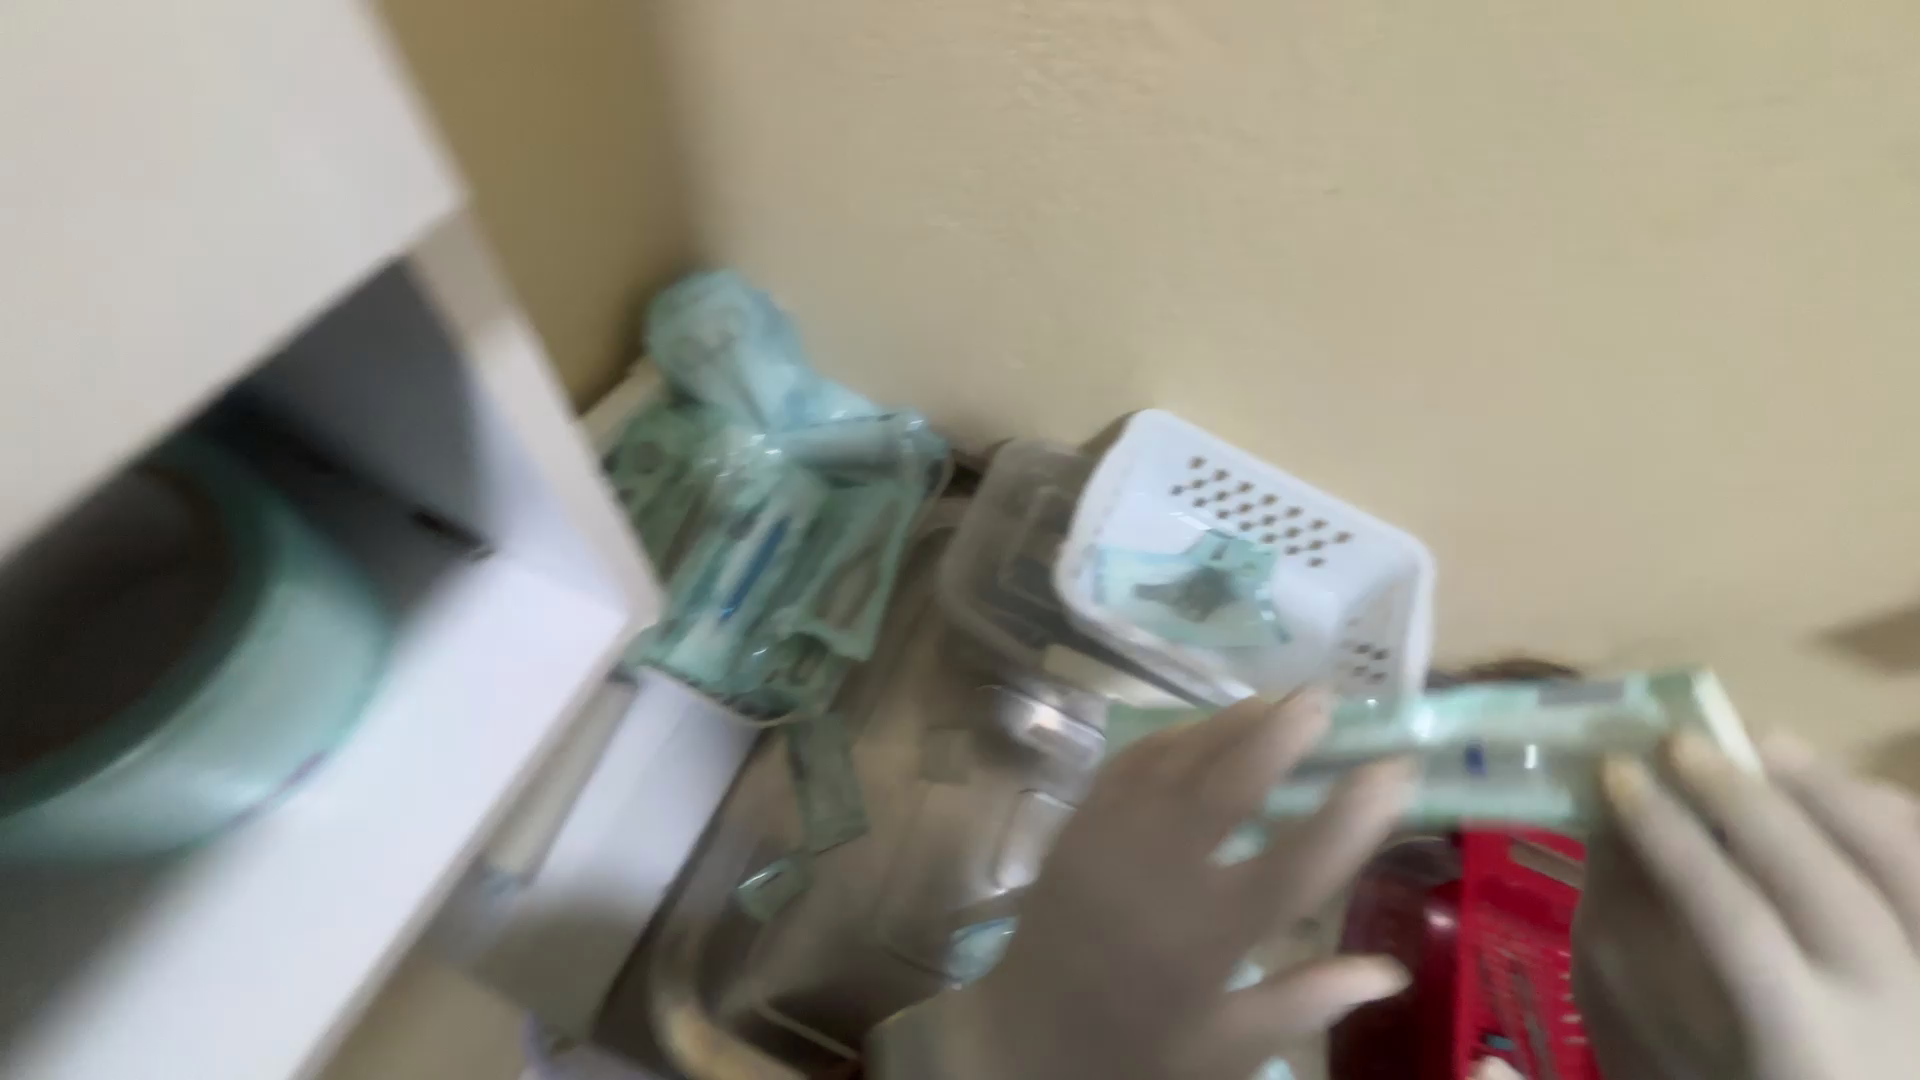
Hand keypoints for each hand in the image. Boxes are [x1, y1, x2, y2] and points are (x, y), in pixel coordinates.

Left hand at [869, 689, 1416, 1079]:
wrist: (1025, 1032)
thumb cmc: (1134, 1047)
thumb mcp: (1226, 1046)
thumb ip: (1305, 1001)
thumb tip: (1390, 969)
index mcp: (1210, 935)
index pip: (1300, 861)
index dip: (1355, 811)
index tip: (1395, 766)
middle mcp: (1162, 871)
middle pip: (1232, 783)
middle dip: (1283, 733)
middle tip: (1325, 697)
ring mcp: (1113, 836)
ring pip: (1179, 759)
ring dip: (1228, 723)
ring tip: (1273, 699)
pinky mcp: (1079, 821)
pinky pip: (1128, 763)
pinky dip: (1168, 737)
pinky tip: (1198, 725)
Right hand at [1575, 733, 1919, 1079]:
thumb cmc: (1686, 1054)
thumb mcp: (1627, 994)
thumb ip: (1624, 904)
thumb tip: (1615, 806)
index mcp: (1796, 1043)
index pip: (1733, 918)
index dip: (1669, 835)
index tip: (1615, 770)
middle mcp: (1899, 1022)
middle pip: (1830, 890)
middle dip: (1744, 802)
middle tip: (1680, 741)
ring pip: (1914, 873)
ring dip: (1834, 795)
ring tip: (1764, 744)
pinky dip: (1897, 818)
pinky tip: (1837, 783)